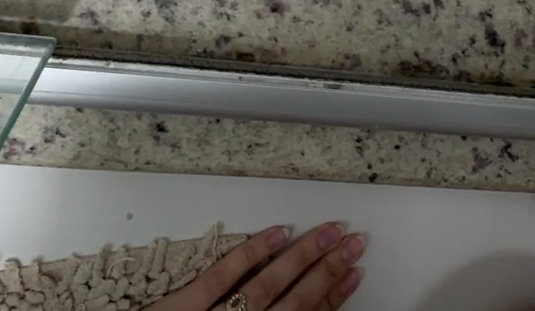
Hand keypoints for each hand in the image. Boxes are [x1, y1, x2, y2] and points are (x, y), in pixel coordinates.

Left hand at [147, 222, 364, 310]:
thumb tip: (301, 309)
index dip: (333, 298)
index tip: (354, 274)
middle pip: (293, 303)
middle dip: (328, 271)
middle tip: (355, 243)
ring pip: (266, 285)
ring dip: (302, 256)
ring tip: (329, 232)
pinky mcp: (180, 309)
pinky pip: (221, 276)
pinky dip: (251, 252)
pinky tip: (276, 232)